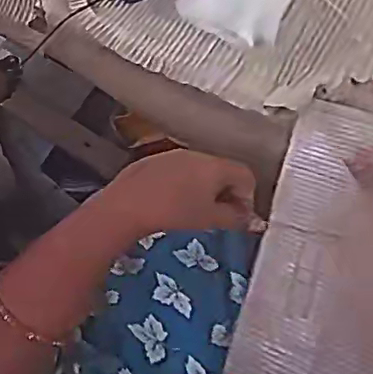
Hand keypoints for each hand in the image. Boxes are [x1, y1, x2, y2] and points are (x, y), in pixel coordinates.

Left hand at [93, 150, 258, 241]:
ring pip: (194, 169)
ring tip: (189, 210)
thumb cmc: (173, 213)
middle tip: (215, 214)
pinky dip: (177, 183)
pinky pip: (172, 171)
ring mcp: (167, 154)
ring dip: (199, 187)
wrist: (125, 207)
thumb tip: (248, 218)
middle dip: (223, 192)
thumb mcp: (210, 220)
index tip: (237, 216)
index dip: (247, 197)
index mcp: (214, 164)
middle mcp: (192, 153)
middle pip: (220, 169)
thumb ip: (235, 217)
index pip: (245, 175)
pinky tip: (165, 202)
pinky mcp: (147, 161)